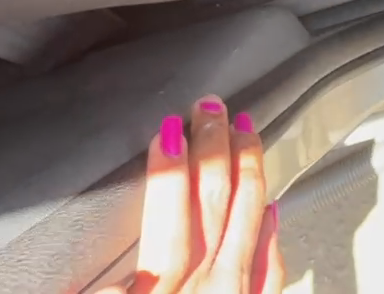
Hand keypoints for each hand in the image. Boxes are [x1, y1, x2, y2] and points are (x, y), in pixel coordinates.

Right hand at [96, 95, 282, 293]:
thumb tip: (111, 279)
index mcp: (159, 292)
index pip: (167, 213)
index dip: (168, 168)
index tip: (167, 129)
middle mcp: (206, 289)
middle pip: (214, 201)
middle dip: (213, 146)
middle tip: (210, 107)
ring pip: (249, 217)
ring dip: (247, 167)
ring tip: (244, 128)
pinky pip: (271, 272)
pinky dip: (271, 234)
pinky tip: (272, 208)